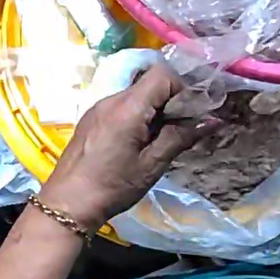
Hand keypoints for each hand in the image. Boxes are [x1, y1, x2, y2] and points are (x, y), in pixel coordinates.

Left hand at [39, 66, 208, 227]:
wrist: (67, 204)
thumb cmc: (113, 186)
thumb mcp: (152, 165)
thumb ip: (181, 137)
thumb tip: (212, 120)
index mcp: (127, 107)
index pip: (162, 74)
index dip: (182, 88)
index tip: (190, 114)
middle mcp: (111, 100)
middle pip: (149, 84)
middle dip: (170, 101)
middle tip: (180, 130)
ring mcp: (98, 108)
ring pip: (136, 96)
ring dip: (154, 111)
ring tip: (159, 141)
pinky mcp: (91, 120)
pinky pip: (121, 107)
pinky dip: (137, 117)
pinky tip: (138, 144)